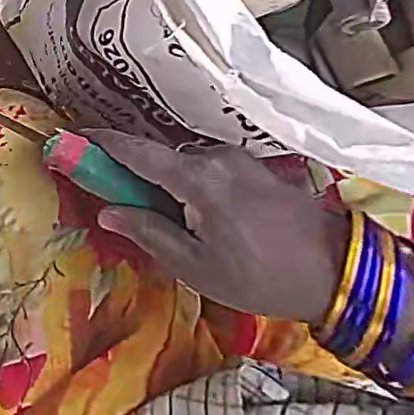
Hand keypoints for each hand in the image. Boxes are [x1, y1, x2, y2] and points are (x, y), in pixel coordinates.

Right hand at [84, 131, 348, 322]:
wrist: (338, 271)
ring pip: (184, 163)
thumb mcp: (196, 266)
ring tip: (164, 217)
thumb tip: (108, 211)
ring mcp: (238, 158)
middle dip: (134, 171)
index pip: (137, 151)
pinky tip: (195, 213)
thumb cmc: (261, 276)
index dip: (103, 143)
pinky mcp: (254, 166)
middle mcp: (216, 156)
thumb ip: (148, 231)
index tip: (75, 138)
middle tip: (117, 197)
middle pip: (160, 157)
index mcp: (198, 179)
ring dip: (165, 181)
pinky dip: (189, 182)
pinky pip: (207, 167)